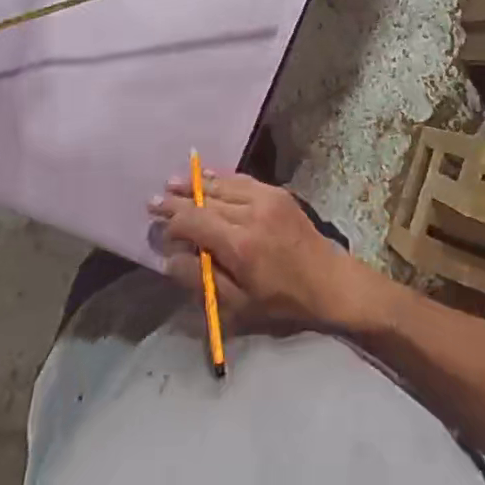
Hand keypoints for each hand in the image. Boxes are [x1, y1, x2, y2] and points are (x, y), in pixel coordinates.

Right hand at [147, 172, 373, 328]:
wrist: (330, 282)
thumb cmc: (283, 302)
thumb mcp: (238, 306)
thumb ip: (201, 280)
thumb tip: (170, 258)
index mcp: (240, 244)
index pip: (194, 222)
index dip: (172, 223)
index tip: (158, 227)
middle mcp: (251, 213)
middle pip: (204, 200)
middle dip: (177, 201)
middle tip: (153, 200)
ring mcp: (266, 198)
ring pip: (221, 185)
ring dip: (196, 185)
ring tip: (173, 183)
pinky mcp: (277, 192)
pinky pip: (242, 180)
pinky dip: (221, 178)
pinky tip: (207, 177)